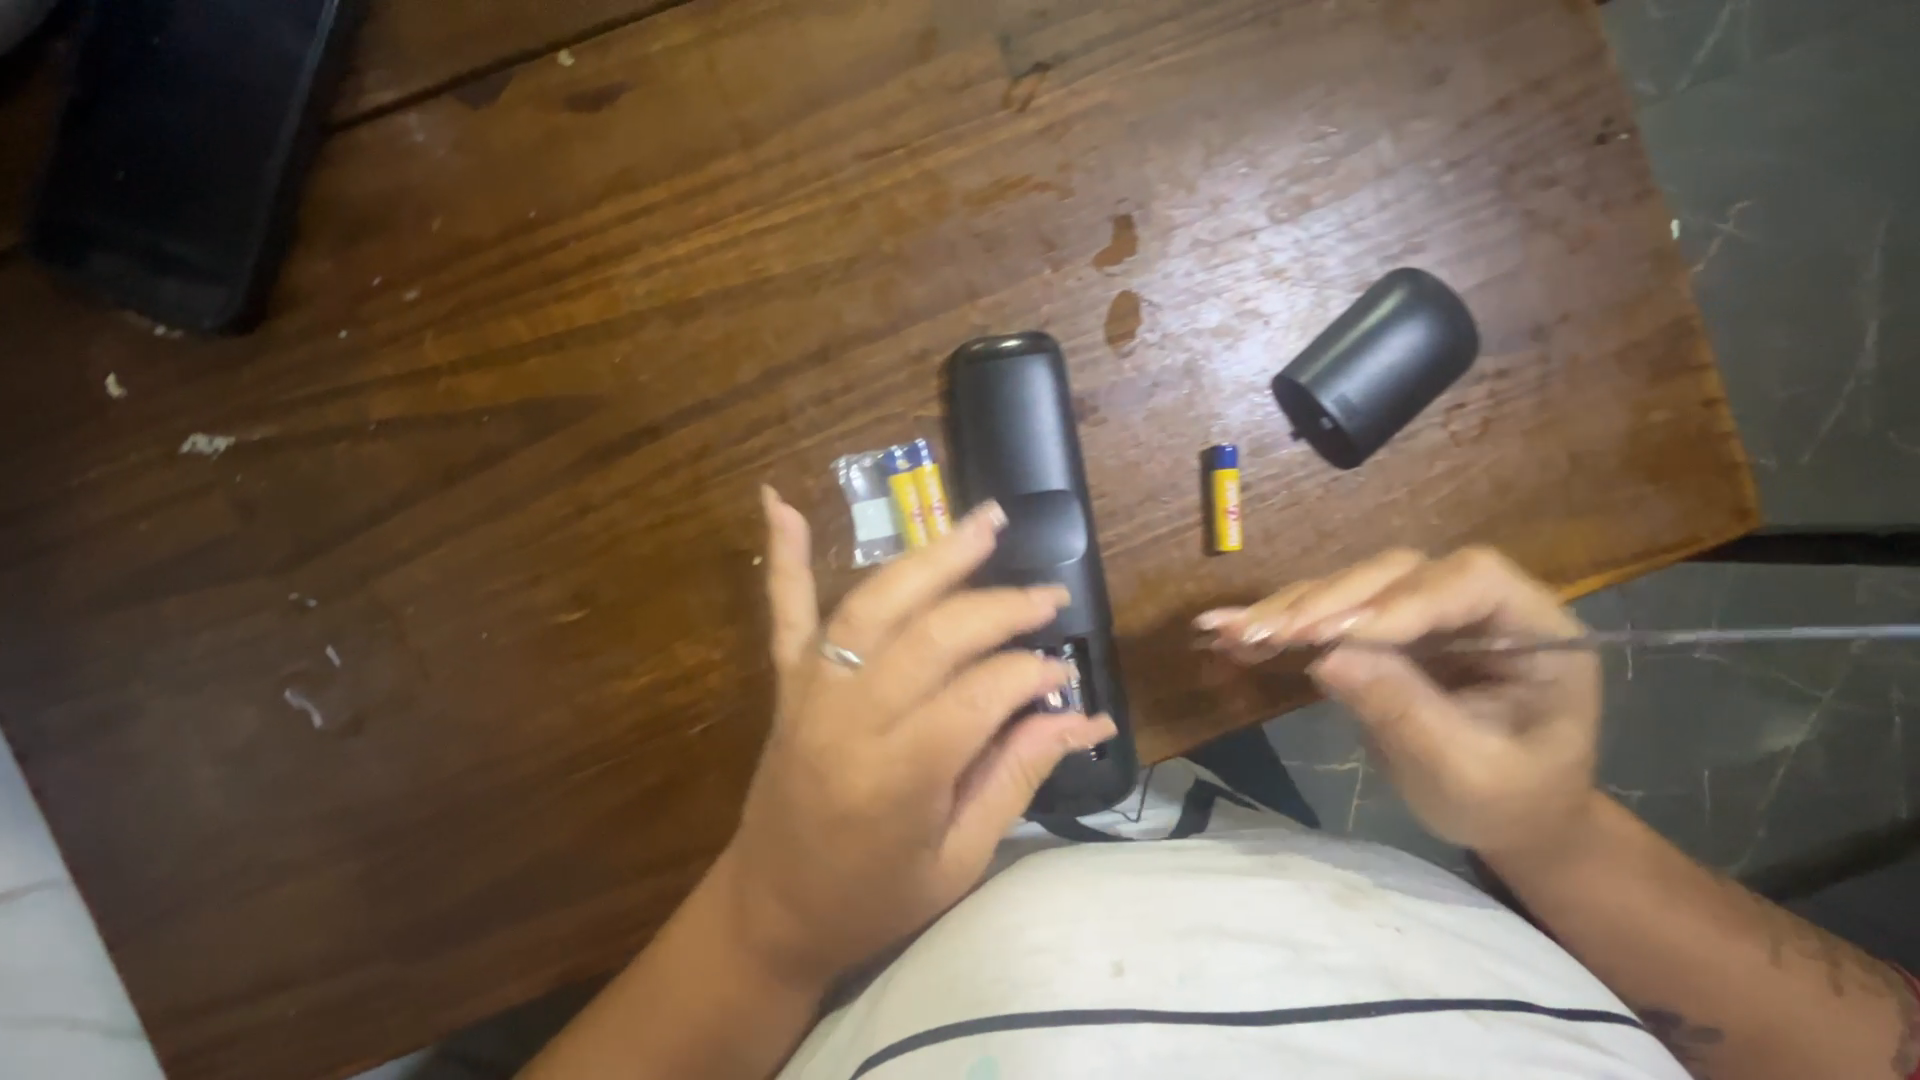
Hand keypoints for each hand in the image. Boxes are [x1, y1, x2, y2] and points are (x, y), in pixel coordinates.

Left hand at [720, 487, 1115, 985]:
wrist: (771, 910)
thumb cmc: (872, 898)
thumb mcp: (958, 859)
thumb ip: (1016, 777)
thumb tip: (1084, 717)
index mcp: (897, 775)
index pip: (981, 694)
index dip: (1033, 675)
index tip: (1066, 675)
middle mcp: (849, 719)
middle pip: (935, 634)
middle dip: (1001, 607)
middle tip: (1050, 596)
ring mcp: (810, 692)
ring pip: (875, 603)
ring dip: (933, 557)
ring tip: (984, 522)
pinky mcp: (786, 684)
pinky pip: (784, 613)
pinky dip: (784, 557)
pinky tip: (780, 503)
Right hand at [1195, 547, 1601, 857]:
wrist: (1505, 816)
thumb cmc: (1507, 800)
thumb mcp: (1467, 770)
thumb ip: (1405, 710)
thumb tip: (1326, 658)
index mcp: (1532, 628)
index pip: (1466, 581)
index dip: (1399, 601)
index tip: (1333, 636)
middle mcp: (1475, 604)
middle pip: (1394, 574)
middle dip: (1326, 603)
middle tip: (1263, 634)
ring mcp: (1424, 613)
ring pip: (1350, 587)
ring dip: (1289, 609)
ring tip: (1227, 630)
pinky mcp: (1383, 631)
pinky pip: (1327, 615)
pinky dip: (1280, 625)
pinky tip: (1232, 636)